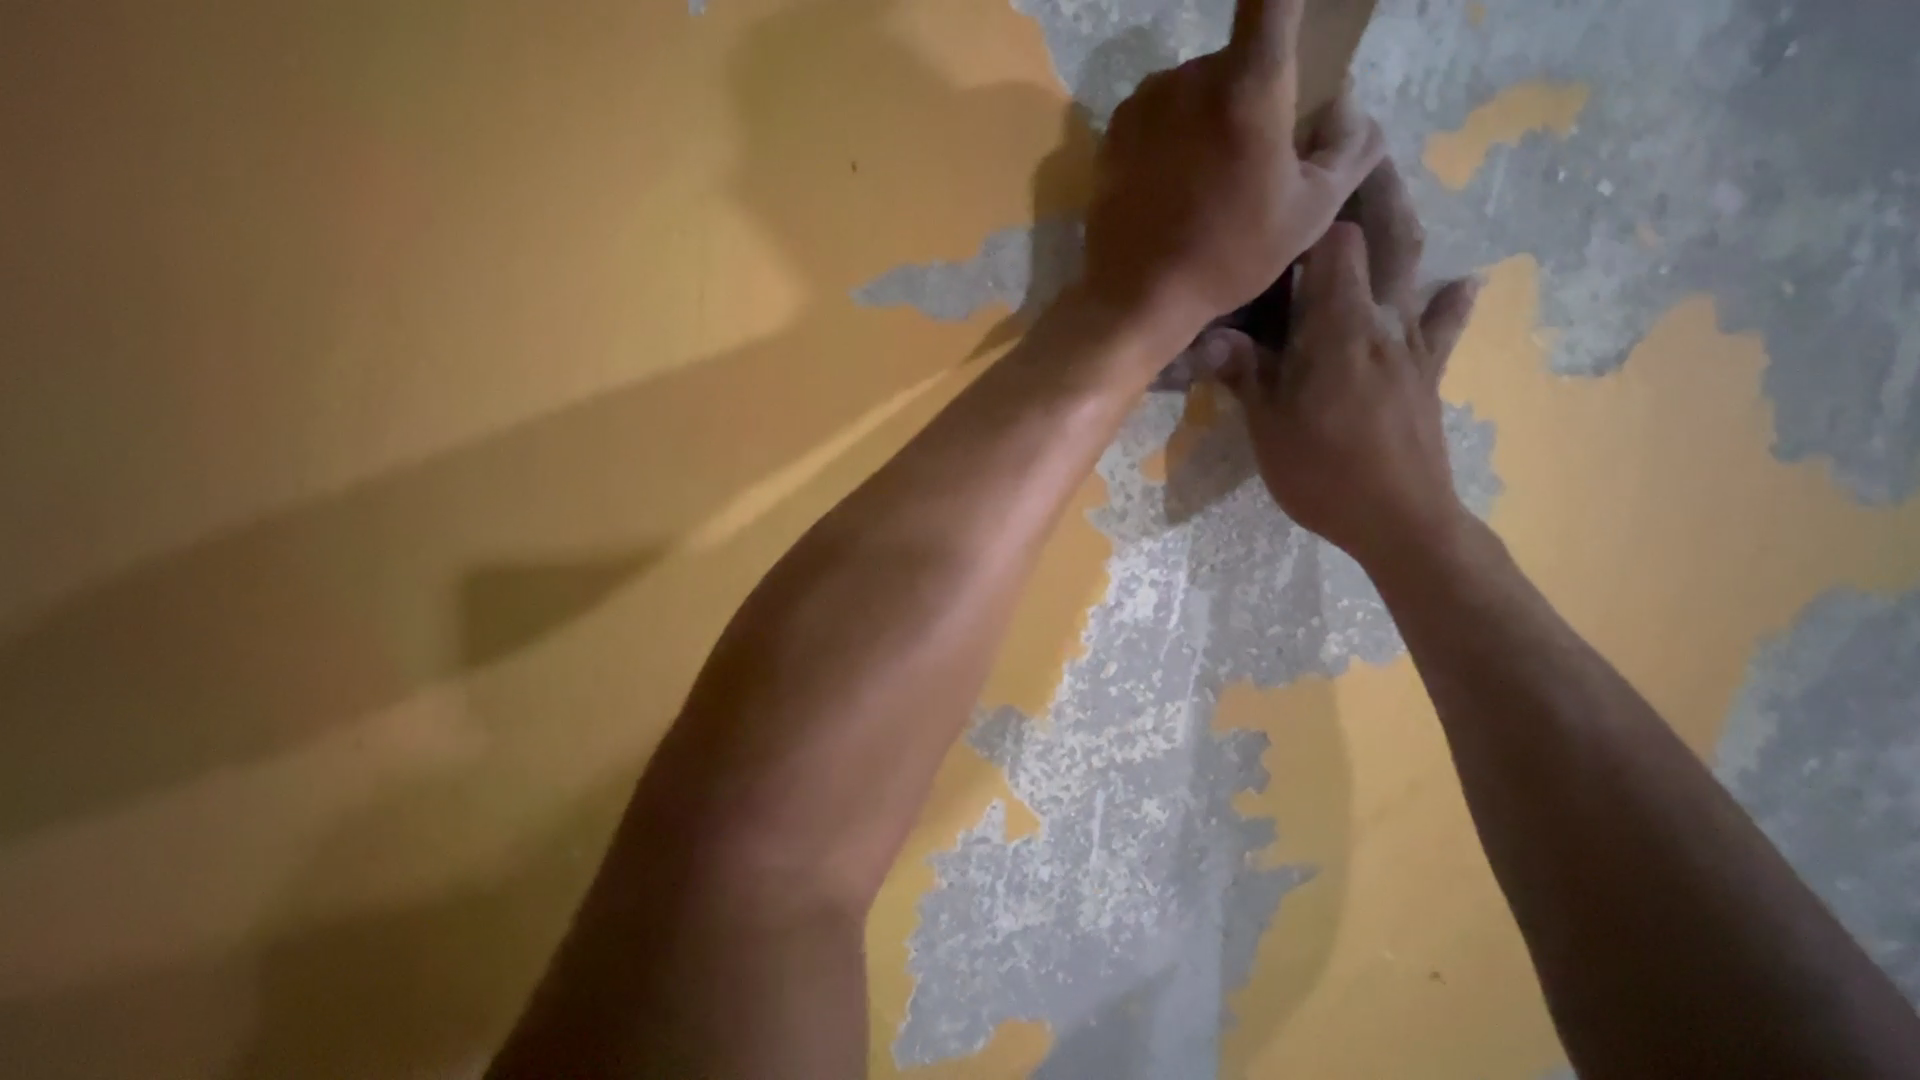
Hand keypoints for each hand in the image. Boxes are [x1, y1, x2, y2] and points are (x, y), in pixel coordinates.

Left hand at [1082, 0, 1385, 333]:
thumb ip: (1350, 147)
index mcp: (1250, 85)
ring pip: (1196, 88)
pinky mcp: (1114, 128)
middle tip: (1257, 156)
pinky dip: (1174, 135)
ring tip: (1210, 182)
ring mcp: (1146, 100)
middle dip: (1254, 94)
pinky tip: (1174, 186)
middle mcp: (1191, 74)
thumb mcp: (1312, 211)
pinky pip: (1160, 113)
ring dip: (1211, 117)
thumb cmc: (1230, 256)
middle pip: (1238, 58)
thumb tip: (1352, 106)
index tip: (1297, 9)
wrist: (1137, 296)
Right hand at [1201, 159, 1480, 564]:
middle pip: (1385, 237)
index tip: (1294, 182)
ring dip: (1403, 222)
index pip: (1335, 244)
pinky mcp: (1428, 374)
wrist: (1402, 521)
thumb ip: (1245, 371)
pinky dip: (1451, 301)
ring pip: (1413, 268)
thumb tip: (1206, 333)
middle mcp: (1382, 321)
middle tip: (1356, 143)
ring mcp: (1412, 346)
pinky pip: (1443, 326)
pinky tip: (1462, 282)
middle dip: (1370, 188)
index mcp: (1338, 328)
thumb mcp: (1268, 427)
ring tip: (1390, 186)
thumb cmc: (1324, 474)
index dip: (1315, 211)